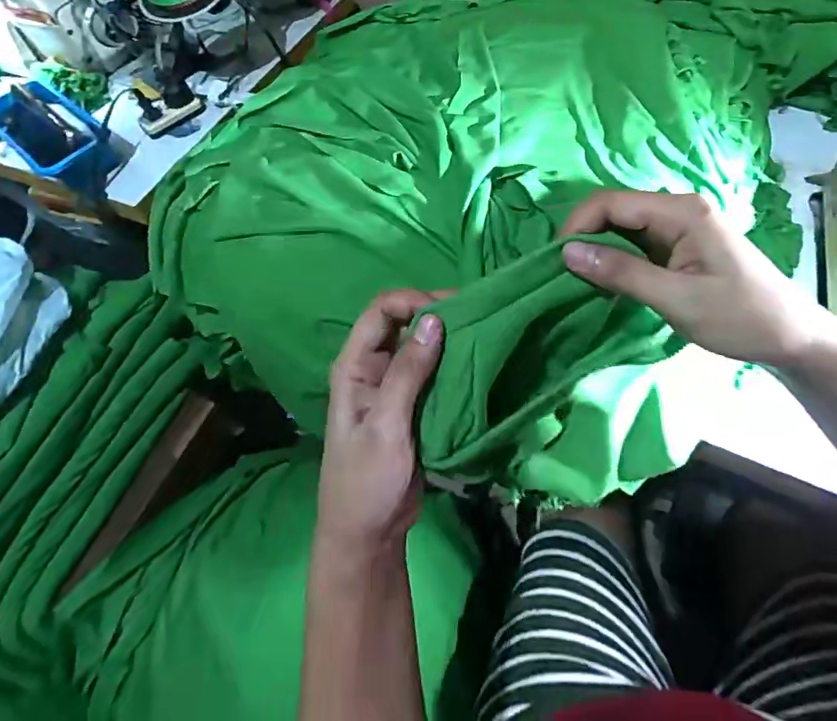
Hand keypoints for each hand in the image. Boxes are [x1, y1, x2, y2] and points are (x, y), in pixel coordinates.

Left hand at [317, 289, 449, 553]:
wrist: (368, 535)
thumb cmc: (366, 481)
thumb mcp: (386, 426)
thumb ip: (407, 373)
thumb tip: (434, 319)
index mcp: (354, 366)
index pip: (381, 311)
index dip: (413, 301)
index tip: (450, 310)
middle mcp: (371, 368)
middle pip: (402, 322)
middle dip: (435, 313)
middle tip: (475, 315)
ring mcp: (392, 387)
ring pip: (419, 346)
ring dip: (446, 338)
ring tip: (481, 334)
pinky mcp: (411, 405)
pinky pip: (431, 373)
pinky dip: (451, 364)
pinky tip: (475, 363)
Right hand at [559, 190, 836, 368]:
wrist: (792, 338)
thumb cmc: (740, 317)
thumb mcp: (677, 299)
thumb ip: (621, 273)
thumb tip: (566, 253)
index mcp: (681, 211)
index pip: (612, 202)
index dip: (578, 225)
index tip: (556, 260)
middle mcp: (678, 209)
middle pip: (615, 210)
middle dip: (585, 236)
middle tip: (563, 273)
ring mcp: (680, 227)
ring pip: (622, 226)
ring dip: (598, 249)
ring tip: (579, 279)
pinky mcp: (679, 246)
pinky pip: (635, 243)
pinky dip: (615, 259)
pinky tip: (604, 281)